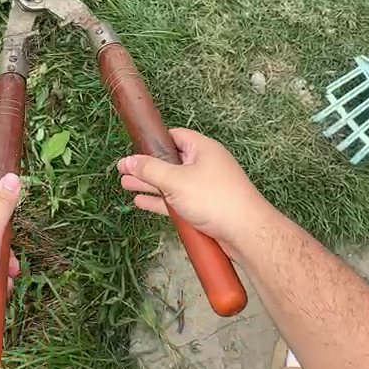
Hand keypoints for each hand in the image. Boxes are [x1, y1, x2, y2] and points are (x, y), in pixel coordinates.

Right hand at [117, 129, 287, 258]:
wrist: (246, 233)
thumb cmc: (213, 199)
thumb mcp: (175, 181)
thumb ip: (149, 170)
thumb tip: (127, 160)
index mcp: (202, 149)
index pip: (174, 136)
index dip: (154, 141)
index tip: (134, 147)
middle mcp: (205, 164)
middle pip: (170, 161)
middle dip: (146, 166)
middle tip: (123, 170)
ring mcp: (205, 187)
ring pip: (171, 182)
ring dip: (150, 184)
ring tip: (125, 185)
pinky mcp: (205, 207)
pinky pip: (178, 201)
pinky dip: (161, 201)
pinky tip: (142, 202)